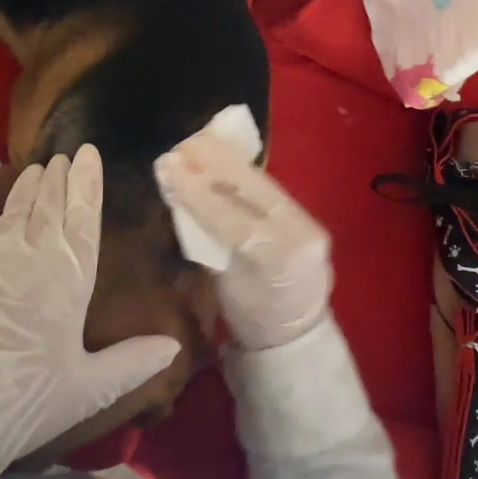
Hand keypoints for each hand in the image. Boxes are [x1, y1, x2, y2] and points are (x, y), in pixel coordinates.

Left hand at [0, 147, 179, 478]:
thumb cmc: (31, 400)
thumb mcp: (91, 388)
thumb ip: (133, 361)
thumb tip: (175, 345)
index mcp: (69, 280)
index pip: (85, 221)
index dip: (88, 185)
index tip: (89, 155)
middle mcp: (33, 259)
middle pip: (49, 208)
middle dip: (57, 180)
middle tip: (61, 157)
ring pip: (11, 214)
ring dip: (22, 189)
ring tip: (32, 169)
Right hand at [155, 137, 331, 350]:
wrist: (297, 335)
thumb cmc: (252, 319)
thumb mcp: (224, 283)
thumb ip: (208, 239)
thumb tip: (182, 195)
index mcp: (279, 259)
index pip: (234, 218)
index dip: (199, 191)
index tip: (170, 166)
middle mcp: (300, 234)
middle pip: (254, 189)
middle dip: (215, 162)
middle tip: (184, 144)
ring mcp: (308, 223)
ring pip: (262, 183)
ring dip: (228, 161)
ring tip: (199, 143)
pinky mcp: (306, 217)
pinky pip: (269, 189)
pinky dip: (241, 173)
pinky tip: (220, 158)